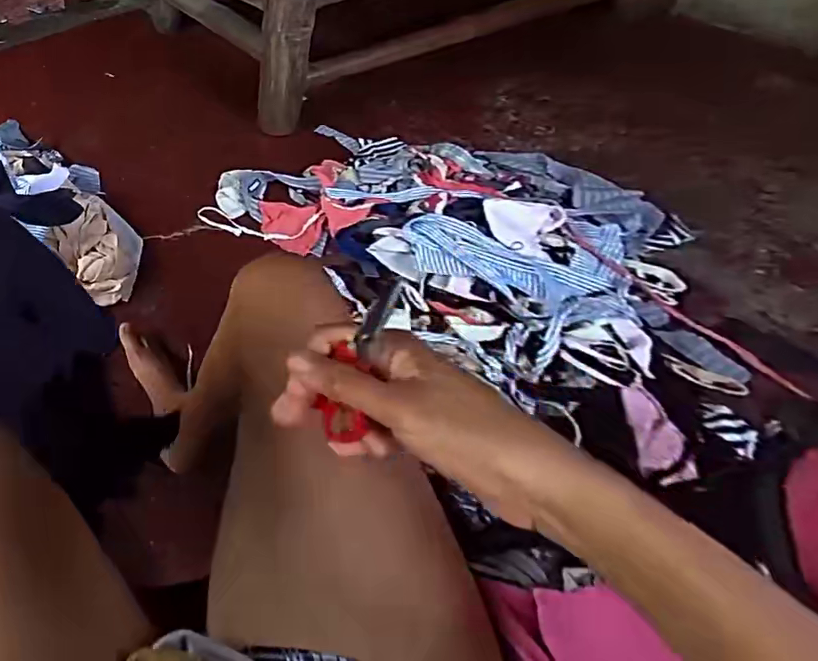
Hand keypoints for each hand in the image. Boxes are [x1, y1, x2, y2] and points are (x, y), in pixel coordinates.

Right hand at [271, 325, 604, 532]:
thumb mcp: (395, 407)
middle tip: (286, 419)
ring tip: (329, 442)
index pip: (336, 339)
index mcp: (394, 347)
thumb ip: (342, 382)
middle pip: (344, 369)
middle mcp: (399, 365)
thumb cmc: (462, 431)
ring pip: (360, 399)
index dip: (310, 361)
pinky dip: (366, 435)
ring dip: (341, 417)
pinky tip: (356, 452)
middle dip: (317, 392)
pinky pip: (380, 423)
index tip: (291, 392)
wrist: (531, 479)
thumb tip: (293, 357)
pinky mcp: (421, 426)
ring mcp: (411, 396)